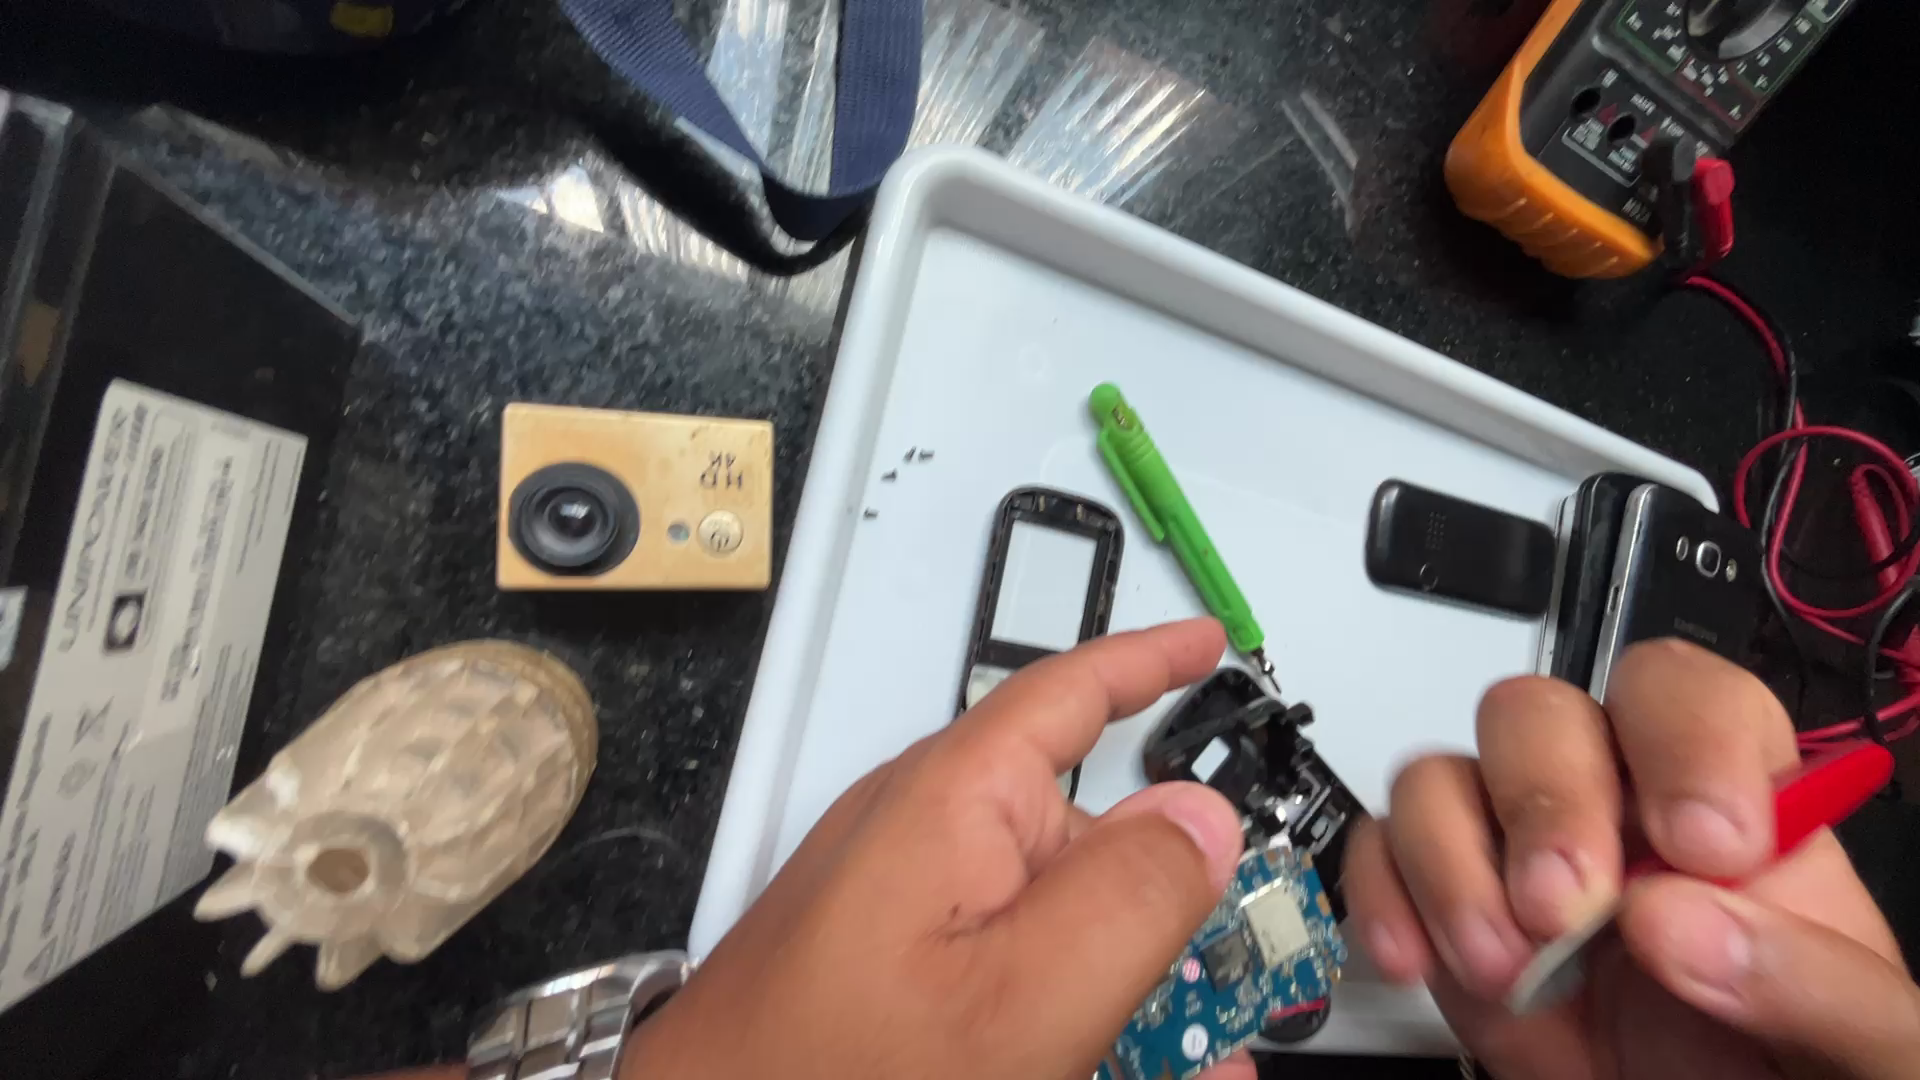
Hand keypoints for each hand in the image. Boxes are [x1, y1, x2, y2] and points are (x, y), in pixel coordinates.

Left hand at [625, 618, 1255, 1079]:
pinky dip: (1063, 986)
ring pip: (1051, 902)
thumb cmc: (833, 1074)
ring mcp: (912, 879)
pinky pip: (1006, 941)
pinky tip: (1103, 1056)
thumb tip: (1204, 818)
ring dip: (1118, 966)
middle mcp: (933, 818)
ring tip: (1182, 1051)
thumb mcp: (1022, 1000)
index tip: (1207, 644)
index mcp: (959, 793)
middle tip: (1226, 965)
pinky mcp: (898, 932)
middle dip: (1160, 893)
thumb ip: (1130, 898)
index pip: (1072, 690)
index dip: (1150, 658)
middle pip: (1081, 824)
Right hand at [1346, 639, 1917, 1078]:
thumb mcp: (1873, 1060)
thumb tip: (1680, 920)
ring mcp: (1494, 839)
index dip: (1679, 736)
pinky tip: (1416, 960)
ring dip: (1448, 864)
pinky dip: (1381, 896)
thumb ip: (1825, 990)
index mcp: (1714, 810)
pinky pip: (1373, 847)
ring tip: (1500, 968)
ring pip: (1432, 774)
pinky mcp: (1425, 887)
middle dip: (1538, 803)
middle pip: (1529, 713)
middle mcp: (1593, 803)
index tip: (1699, 847)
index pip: (1677, 692)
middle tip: (1562, 911)